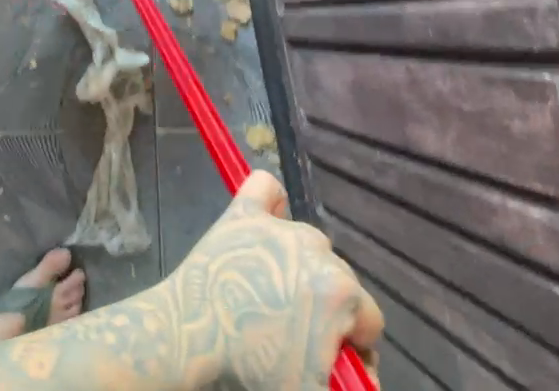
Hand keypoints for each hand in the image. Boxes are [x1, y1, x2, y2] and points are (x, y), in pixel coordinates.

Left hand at [164, 171, 382, 389]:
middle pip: (340, 282)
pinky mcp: (242, 213)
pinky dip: (270, 200)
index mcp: (342, 294)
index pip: (370, 322)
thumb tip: (363, 379)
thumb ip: (351, 385)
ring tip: (276, 295)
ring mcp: (278, 226)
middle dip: (327, 310)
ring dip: (302, 268)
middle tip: (299, 336)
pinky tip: (267, 219)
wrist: (188, 338)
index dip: (356, 348)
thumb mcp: (313, 390)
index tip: (335, 362)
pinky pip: (266, 188)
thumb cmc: (252, 369)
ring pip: (309, 245)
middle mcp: (317, 249)